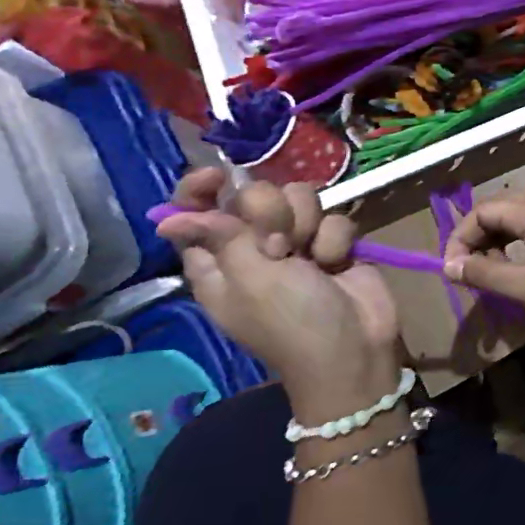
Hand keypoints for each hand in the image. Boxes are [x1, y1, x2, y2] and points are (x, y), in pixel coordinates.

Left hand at [156, 169, 402, 409]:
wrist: (354, 347)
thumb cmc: (294, 321)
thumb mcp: (251, 280)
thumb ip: (223, 236)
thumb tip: (170, 216)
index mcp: (219, 260)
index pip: (195, 212)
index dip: (202, 190)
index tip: (220, 176)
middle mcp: (256, 247)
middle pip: (257, 195)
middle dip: (273, 213)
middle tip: (281, 246)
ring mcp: (299, 245)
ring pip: (300, 199)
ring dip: (309, 225)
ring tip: (313, 258)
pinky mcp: (334, 244)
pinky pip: (335, 217)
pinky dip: (337, 240)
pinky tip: (338, 264)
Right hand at [443, 194, 524, 326]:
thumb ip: (486, 274)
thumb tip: (451, 266)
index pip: (482, 211)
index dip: (460, 238)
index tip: (452, 270)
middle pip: (495, 210)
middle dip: (474, 238)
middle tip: (466, 272)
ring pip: (511, 218)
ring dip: (492, 242)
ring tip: (485, 273)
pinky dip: (511, 243)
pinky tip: (510, 267)